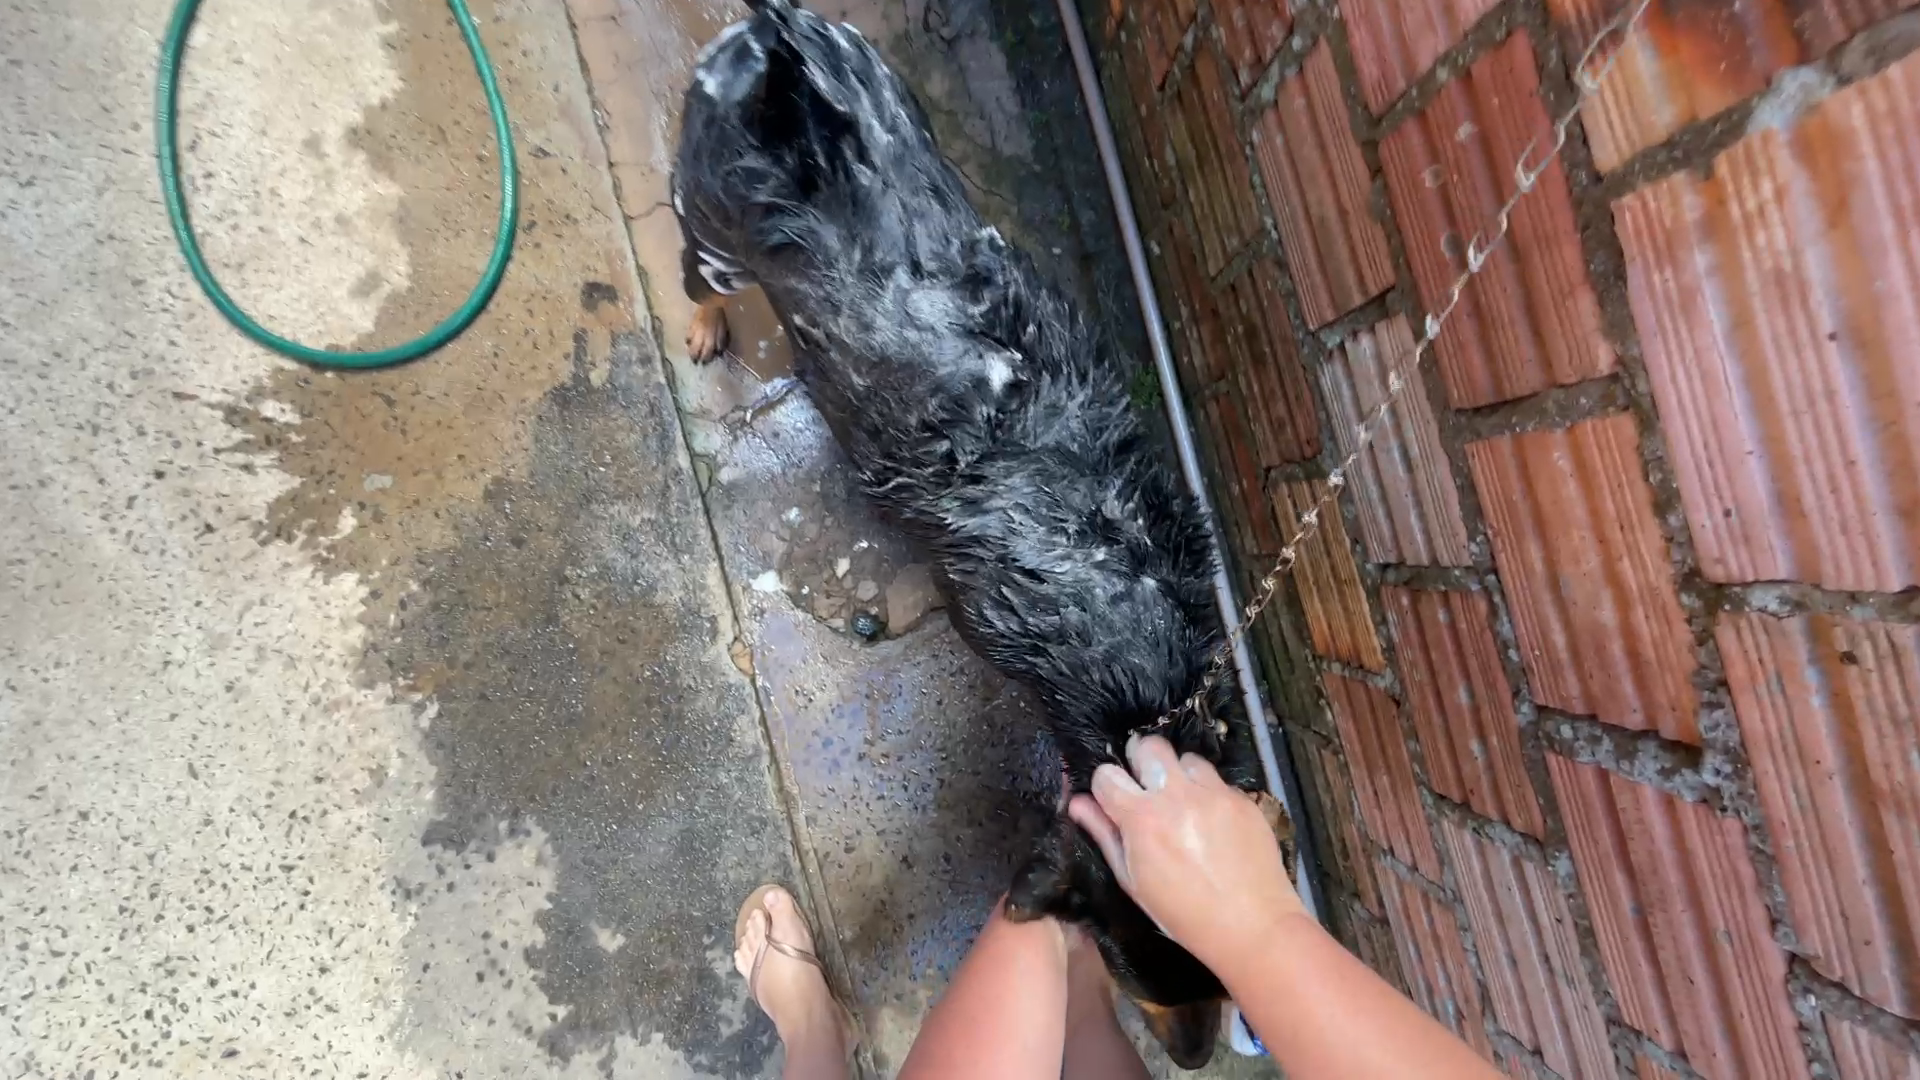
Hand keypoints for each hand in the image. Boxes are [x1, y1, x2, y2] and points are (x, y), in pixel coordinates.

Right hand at [1067, 734, 1304, 969]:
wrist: (1254, 929)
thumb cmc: (1183, 913)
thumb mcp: (1133, 881)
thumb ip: (1104, 834)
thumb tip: (1077, 801)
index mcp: (1142, 817)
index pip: (1106, 773)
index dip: (1106, 787)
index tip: (1115, 802)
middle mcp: (1176, 795)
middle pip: (1148, 746)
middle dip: (1141, 762)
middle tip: (1147, 788)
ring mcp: (1212, 793)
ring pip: (1185, 758)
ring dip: (1178, 775)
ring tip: (1184, 804)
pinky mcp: (1241, 798)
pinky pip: (1216, 780)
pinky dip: (1208, 793)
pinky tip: (1213, 822)